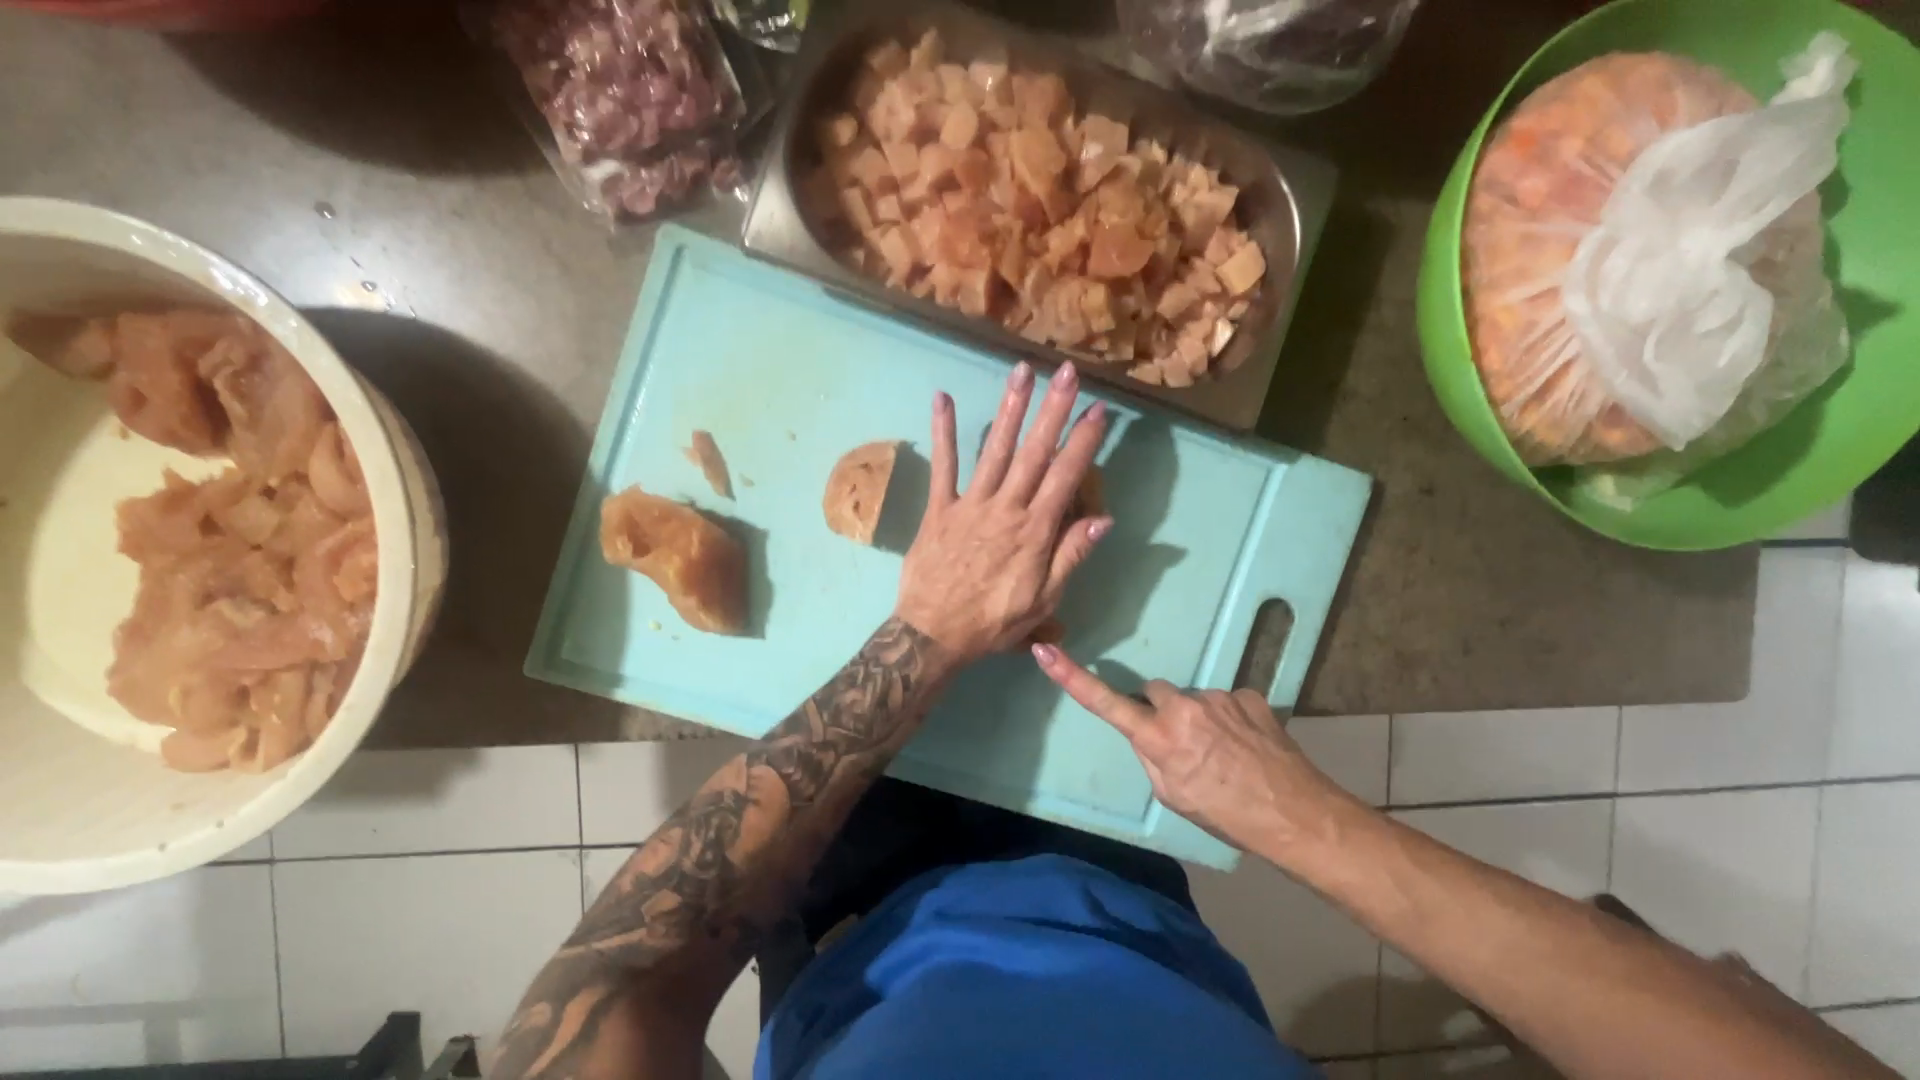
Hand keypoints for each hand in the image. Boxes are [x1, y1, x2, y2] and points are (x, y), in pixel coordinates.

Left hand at [895, 361, 1109, 662]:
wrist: (933, 634)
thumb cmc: (994, 622)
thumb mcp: (1043, 600)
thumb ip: (1070, 556)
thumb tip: (1103, 519)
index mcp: (1034, 530)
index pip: (1065, 476)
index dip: (1084, 441)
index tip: (1099, 409)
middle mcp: (1005, 508)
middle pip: (1034, 452)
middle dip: (1053, 410)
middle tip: (1068, 372)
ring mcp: (969, 504)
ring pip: (994, 449)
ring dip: (1010, 409)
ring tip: (1022, 371)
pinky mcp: (939, 508)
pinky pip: (943, 465)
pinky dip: (943, 432)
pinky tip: (943, 398)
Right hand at [1031, 646, 1352, 854]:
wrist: (1295, 814)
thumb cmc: (1226, 815)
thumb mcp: (1172, 797)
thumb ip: (1151, 757)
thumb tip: (1148, 735)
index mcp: (1159, 737)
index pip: (1105, 703)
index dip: (1071, 677)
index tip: (1044, 650)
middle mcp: (1185, 707)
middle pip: (1156, 693)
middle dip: (1161, 711)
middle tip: (1183, 747)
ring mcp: (1220, 697)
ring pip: (1194, 700)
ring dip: (1200, 719)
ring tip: (1225, 755)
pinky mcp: (1250, 696)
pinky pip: (1227, 702)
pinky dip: (1231, 720)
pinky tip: (1247, 746)